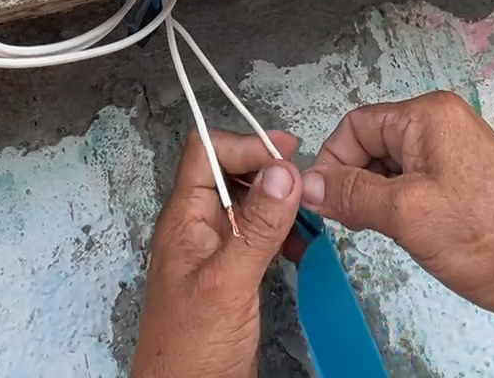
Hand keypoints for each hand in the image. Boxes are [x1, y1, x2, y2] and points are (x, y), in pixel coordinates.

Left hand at [131, 130, 302, 377]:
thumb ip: (256, 227)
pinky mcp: (231, 274)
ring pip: (246, 204)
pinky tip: (301, 246)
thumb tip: (283, 171)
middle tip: (305, 182)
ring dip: (278, 202)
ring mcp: (214, 250)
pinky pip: (257, 235)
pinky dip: (281, 233)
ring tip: (309, 214)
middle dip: (267, 170)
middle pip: (229, 172)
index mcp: (184, 216)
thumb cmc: (192, 349)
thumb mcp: (229, 282)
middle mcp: (197, 225)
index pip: (207, 152)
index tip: (287, 151)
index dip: (245, 144)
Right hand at [300, 91, 493, 319]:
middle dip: (356, 181)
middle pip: (372, 142)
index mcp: (427, 114)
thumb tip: (308, 185)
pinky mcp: (464, 177)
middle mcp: (441, 122)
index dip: (333, 161)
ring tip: (384, 230)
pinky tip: (406, 231)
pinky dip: (399, 203)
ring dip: (377, 195)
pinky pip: (414, 180)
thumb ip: (350, 194)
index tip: (322, 199)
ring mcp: (455, 150)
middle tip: (352, 221)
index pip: (356, 124)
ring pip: (391, 165)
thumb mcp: (405, 214)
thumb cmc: (489, 239)